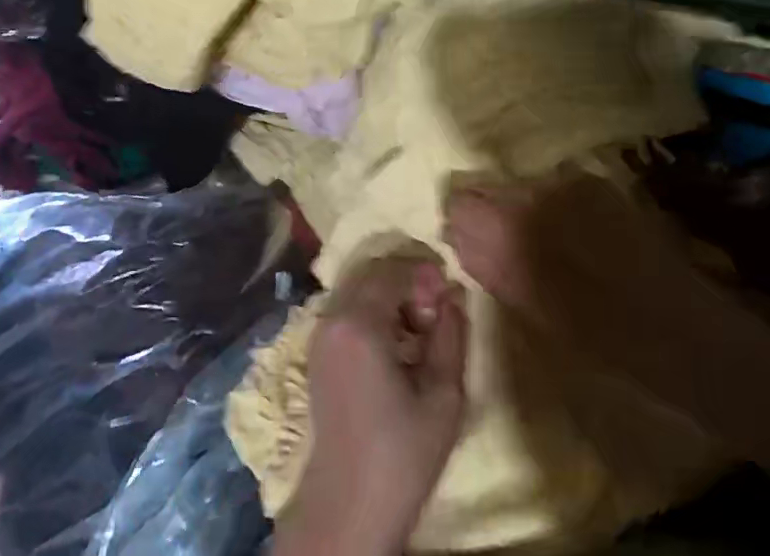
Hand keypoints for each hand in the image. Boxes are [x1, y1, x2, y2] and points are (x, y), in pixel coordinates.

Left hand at [278, 253, 468, 555]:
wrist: (351, 496)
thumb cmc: (404, 451)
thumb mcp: (444, 396)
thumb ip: (451, 338)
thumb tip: (454, 297)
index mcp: (358, 324)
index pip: (390, 273)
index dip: (422, 275)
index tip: (449, 293)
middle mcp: (331, 318)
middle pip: (368, 276)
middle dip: (404, 284)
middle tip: (436, 314)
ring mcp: (318, 334)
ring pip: (355, 292)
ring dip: (387, 298)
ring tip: (420, 332)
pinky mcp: (316, 351)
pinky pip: (344, 313)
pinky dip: (370, 314)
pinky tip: (395, 346)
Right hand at [443, 171, 754, 421]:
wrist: (691, 337)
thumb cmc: (603, 340)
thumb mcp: (532, 312)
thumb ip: (490, 267)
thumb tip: (460, 238)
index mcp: (510, 231)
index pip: (461, 205)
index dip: (463, 225)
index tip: (472, 246)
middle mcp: (534, 196)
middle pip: (488, 188)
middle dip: (492, 213)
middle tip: (510, 247)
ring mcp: (569, 186)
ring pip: (522, 186)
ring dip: (526, 209)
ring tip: (552, 246)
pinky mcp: (599, 186)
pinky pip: (556, 187)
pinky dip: (557, 207)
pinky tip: (580, 237)